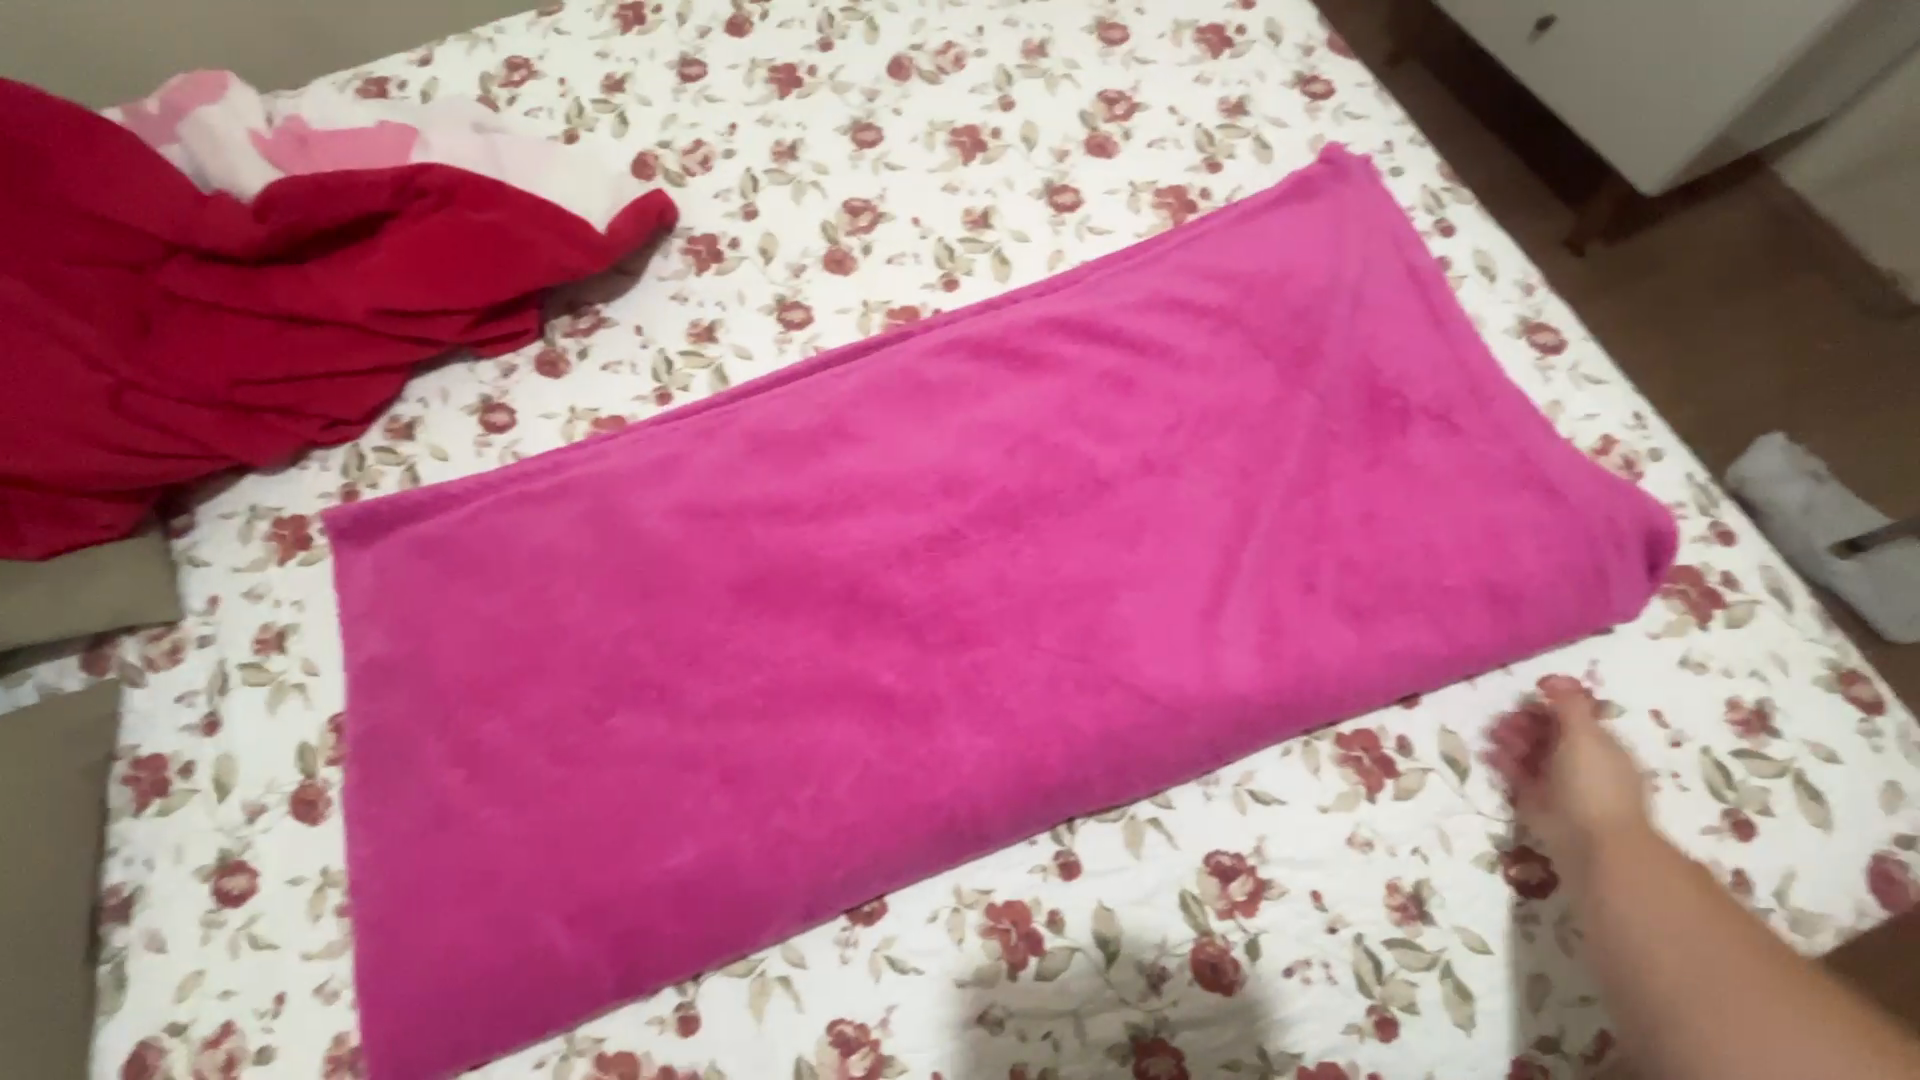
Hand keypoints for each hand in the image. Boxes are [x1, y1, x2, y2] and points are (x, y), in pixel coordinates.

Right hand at [1487, 675, 1650, 879]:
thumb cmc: (1593, 784)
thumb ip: (1568, 704)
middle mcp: (1581, 762)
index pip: (1572, 718)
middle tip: (1503, 720)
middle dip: (1524, 722)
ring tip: (1493, 736)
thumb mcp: (1585, 735)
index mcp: (1601, 746)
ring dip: (1510, 740)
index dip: (1549, 706)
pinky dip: (1502, 763)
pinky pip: (1516, 775)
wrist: (1592, 842)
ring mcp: (1558, 783)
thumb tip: (1552, 677)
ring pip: (1530, 753)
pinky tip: (1488, 754)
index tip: (1528, 698)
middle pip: (1547, 734)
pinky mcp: (1536, 801)